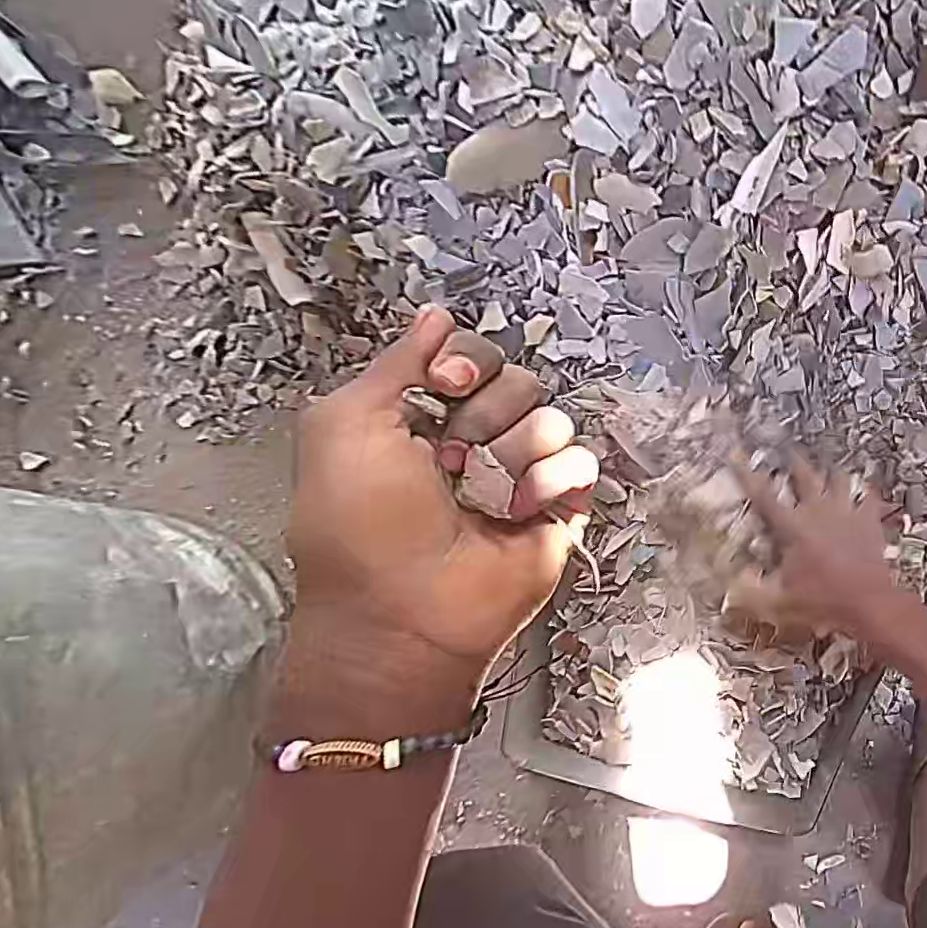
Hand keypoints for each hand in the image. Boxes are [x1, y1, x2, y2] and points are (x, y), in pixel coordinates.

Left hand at [287, 306, 597, 715]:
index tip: (446, 389)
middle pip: (520, 382)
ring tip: (487, 494)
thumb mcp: (346, 425)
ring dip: (515, 453)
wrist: (407, 610)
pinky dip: (553, 480)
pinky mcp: (561, 506)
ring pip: (552, 420)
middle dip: (486, 416)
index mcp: (430, 416)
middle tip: (454, 460)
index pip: (474, 358)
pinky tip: (522, 508)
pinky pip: (580, 462)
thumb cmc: (361, 526)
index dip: (468, 363)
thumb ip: (396, 363)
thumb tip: (436, 317)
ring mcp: (524, 474)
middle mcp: (481, 440)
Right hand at [734, 454, 908, 639]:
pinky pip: (868, 498)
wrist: (868, 603)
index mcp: (792, 528)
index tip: (737, 458)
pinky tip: (866, 490)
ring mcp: (846, 513)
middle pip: (805, 477)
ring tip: (828, 467)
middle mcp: (818, 512)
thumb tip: (735, 583)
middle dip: (796, 463)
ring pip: (838, 480)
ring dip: (831, 473)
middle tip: (791, 453)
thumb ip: (754, 591)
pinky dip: (865, 493)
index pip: (764, 497)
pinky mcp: (869, 522)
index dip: (747, 476)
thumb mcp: (780, 603)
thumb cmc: (823, 602)